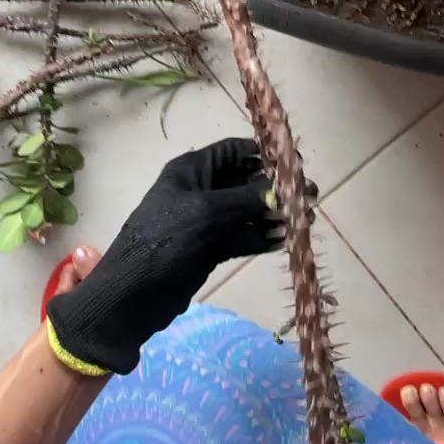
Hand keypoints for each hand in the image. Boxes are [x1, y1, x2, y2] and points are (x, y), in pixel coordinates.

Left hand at [44, 138, 282, 374]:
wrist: (134, 293)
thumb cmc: (166, 240)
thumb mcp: (207, 212)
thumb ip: (248, 199)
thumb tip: (286, 191)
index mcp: (193, 169)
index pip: (235, 151)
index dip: (265, 155)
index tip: (296, 166)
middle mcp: (201, 189)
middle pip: (246, 181)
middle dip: (276, 188)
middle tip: (309, 199)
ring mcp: (206, 220)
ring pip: (247, 211)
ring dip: (273, 214)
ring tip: (304, 221)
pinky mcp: (210, 247)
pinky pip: (242, 236)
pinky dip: (261, 237)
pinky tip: (283, 240)